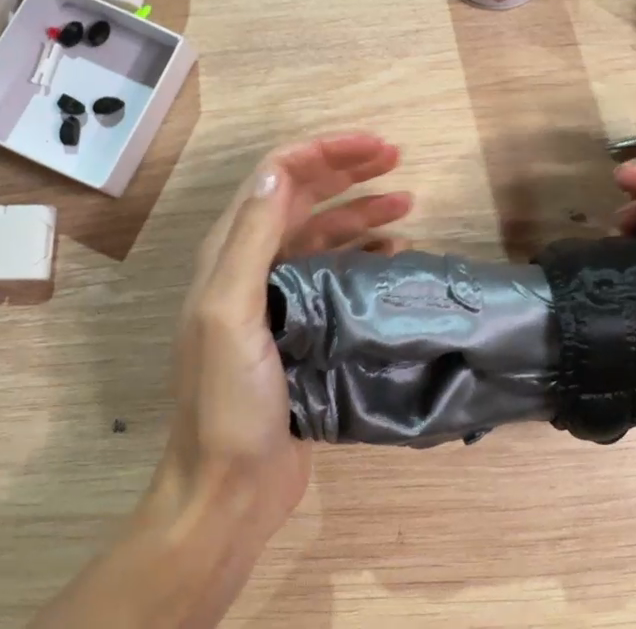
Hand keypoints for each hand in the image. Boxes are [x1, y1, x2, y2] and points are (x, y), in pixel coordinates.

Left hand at [156, 133, 412, 545]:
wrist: (230, 488)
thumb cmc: (227, 401)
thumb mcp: (228, 312)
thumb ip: (249, 240)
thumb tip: (277, 171)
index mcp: (229, 254)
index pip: (275, 177)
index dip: (324, 152)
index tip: (376, 147)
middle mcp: (251, 267)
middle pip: (302, 198)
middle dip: (346, 170)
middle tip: (398, 159)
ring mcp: (279, 299)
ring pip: (323, 235)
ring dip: (361, 211)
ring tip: (408, 202)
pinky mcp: (303, 331)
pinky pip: (336, 276)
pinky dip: (364, 255)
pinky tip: (394, 255)